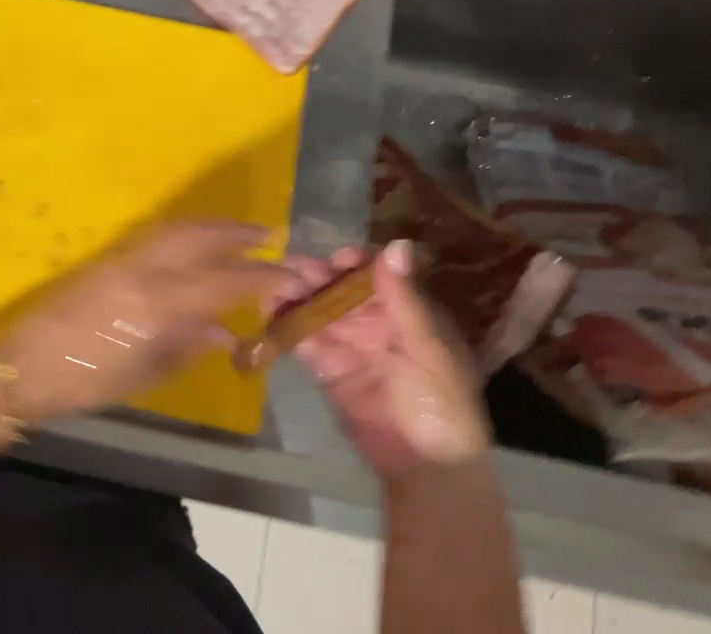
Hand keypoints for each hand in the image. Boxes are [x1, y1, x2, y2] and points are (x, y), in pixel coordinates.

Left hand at [0, 221, 287, 423]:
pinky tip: (191, 246)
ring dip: (209, 228)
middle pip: (198, 238)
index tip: (291, 275)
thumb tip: (224, 331)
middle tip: (267, 234)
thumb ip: (189, 345)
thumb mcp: (148, 372)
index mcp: (159, 303)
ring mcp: (119, 260)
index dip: (262, 276)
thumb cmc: (88, 382)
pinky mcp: (102, 260)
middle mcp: (142, 271)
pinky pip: (152, 238)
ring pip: (173, 231)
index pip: (224, 280)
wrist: (24, 367)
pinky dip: (181, 235)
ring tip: (236, 233)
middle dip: (236, 233)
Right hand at [284, 241, 490, 477]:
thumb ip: (404, 299)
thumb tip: (397, 243)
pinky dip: (286, 327)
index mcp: (409, 313)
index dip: (354, 264)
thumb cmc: (441, 405)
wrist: (425, 468)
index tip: (335, 260)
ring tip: (272, 290)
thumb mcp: (428, 350)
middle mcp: (376, 323)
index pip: (377, 276)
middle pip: (340, 290)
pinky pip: (304, 341)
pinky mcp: (327, 368)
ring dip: (296, 298)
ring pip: (318, 311)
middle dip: (316, 277)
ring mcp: (350, 345)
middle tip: (289, 270)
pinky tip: (269, 315)